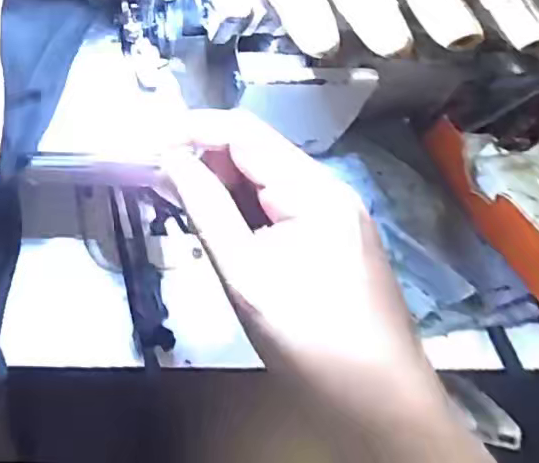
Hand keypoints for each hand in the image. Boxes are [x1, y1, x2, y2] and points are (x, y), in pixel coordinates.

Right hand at [165, 111, 489, 460]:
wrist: (386, 409)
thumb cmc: (312, 346)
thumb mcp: (245, 277)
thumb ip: (206, 209)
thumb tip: (172, 160)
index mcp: (312, 189)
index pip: (243, 132)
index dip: (193, 129)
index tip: (152, 141)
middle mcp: (328, 186)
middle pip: (257, 149)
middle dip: (206, 156)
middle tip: (161, 177)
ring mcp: (335, 209)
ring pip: (267, 174)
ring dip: (224, 180)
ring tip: (184, 200)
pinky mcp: (335, 231)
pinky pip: (281, 199)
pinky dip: (247, 203)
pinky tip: (225, 223)